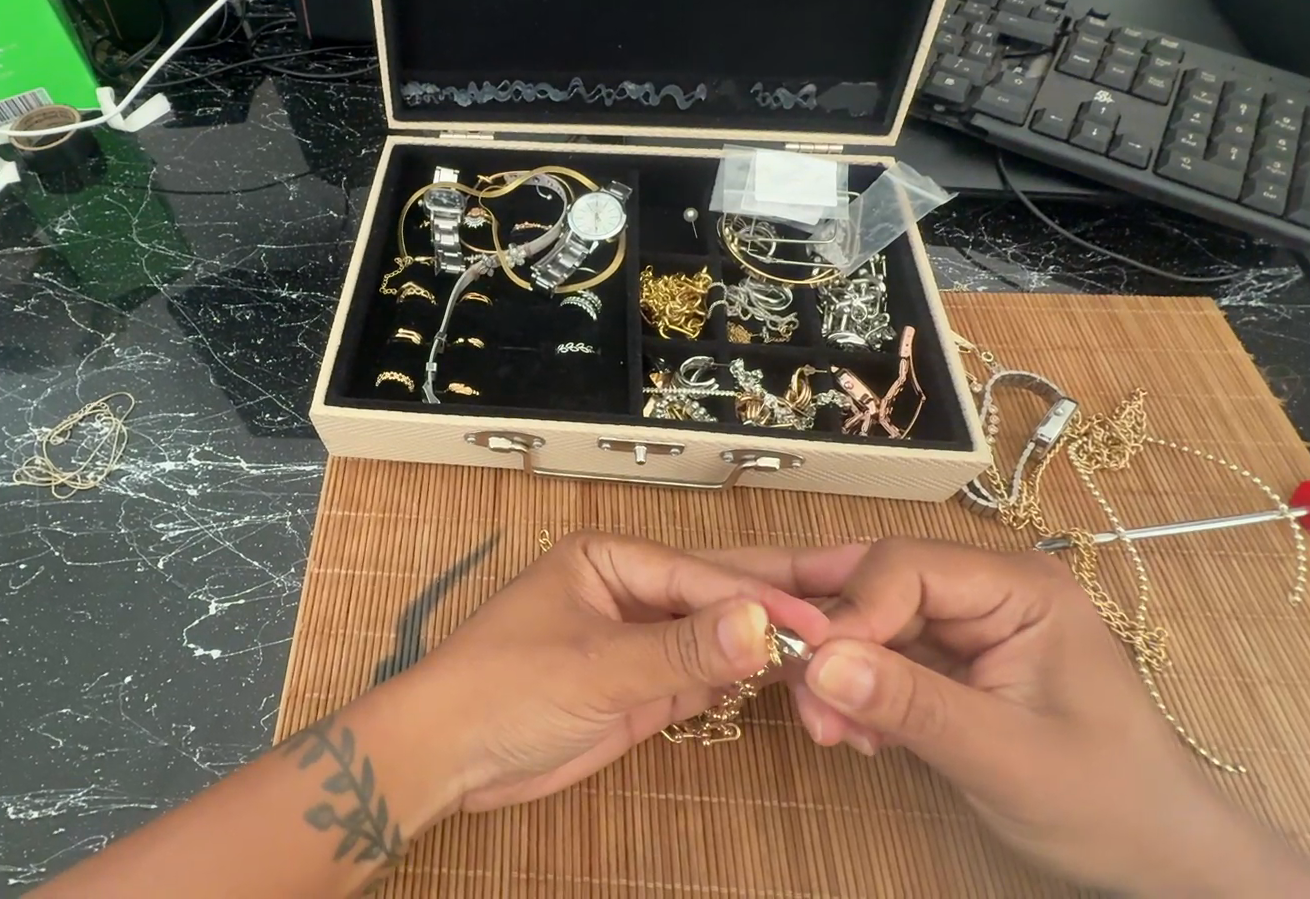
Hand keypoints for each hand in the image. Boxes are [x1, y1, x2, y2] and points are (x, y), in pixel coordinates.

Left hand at [395, 532, 832, 813]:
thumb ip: (681, 650)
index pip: (701, 574)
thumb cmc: (501, 685)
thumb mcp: (596, 666)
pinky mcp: (642, 683)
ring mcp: (638, 637)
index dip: (763, 600)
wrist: (451, 752)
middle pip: (716, 589)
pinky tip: (789, 676)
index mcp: (609, 557)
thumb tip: (762, 625)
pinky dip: (742, 678)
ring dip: (769, 640)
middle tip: (858, 595)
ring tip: (841, 639)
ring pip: (716, 632)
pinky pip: (704, 673)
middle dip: (781, 596)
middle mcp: (629, 587)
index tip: (825, 624)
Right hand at [787, 538, 1309, 897]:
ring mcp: (962, 618)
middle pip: (872, 582)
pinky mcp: (945, 653)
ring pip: (863, 617)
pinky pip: (875, 651)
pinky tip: (853, 730)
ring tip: (827, 727)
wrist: (1161, 857)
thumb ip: (911, 704)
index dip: (848, 608)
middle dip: (828, 637)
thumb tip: (817, 662)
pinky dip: (851, 688)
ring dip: (834, 669)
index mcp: (1017, 586)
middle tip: (799, 694)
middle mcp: (982, 585)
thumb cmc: (1108, 805)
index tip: (810, 668)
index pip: (904, 567)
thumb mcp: (1006, 759)